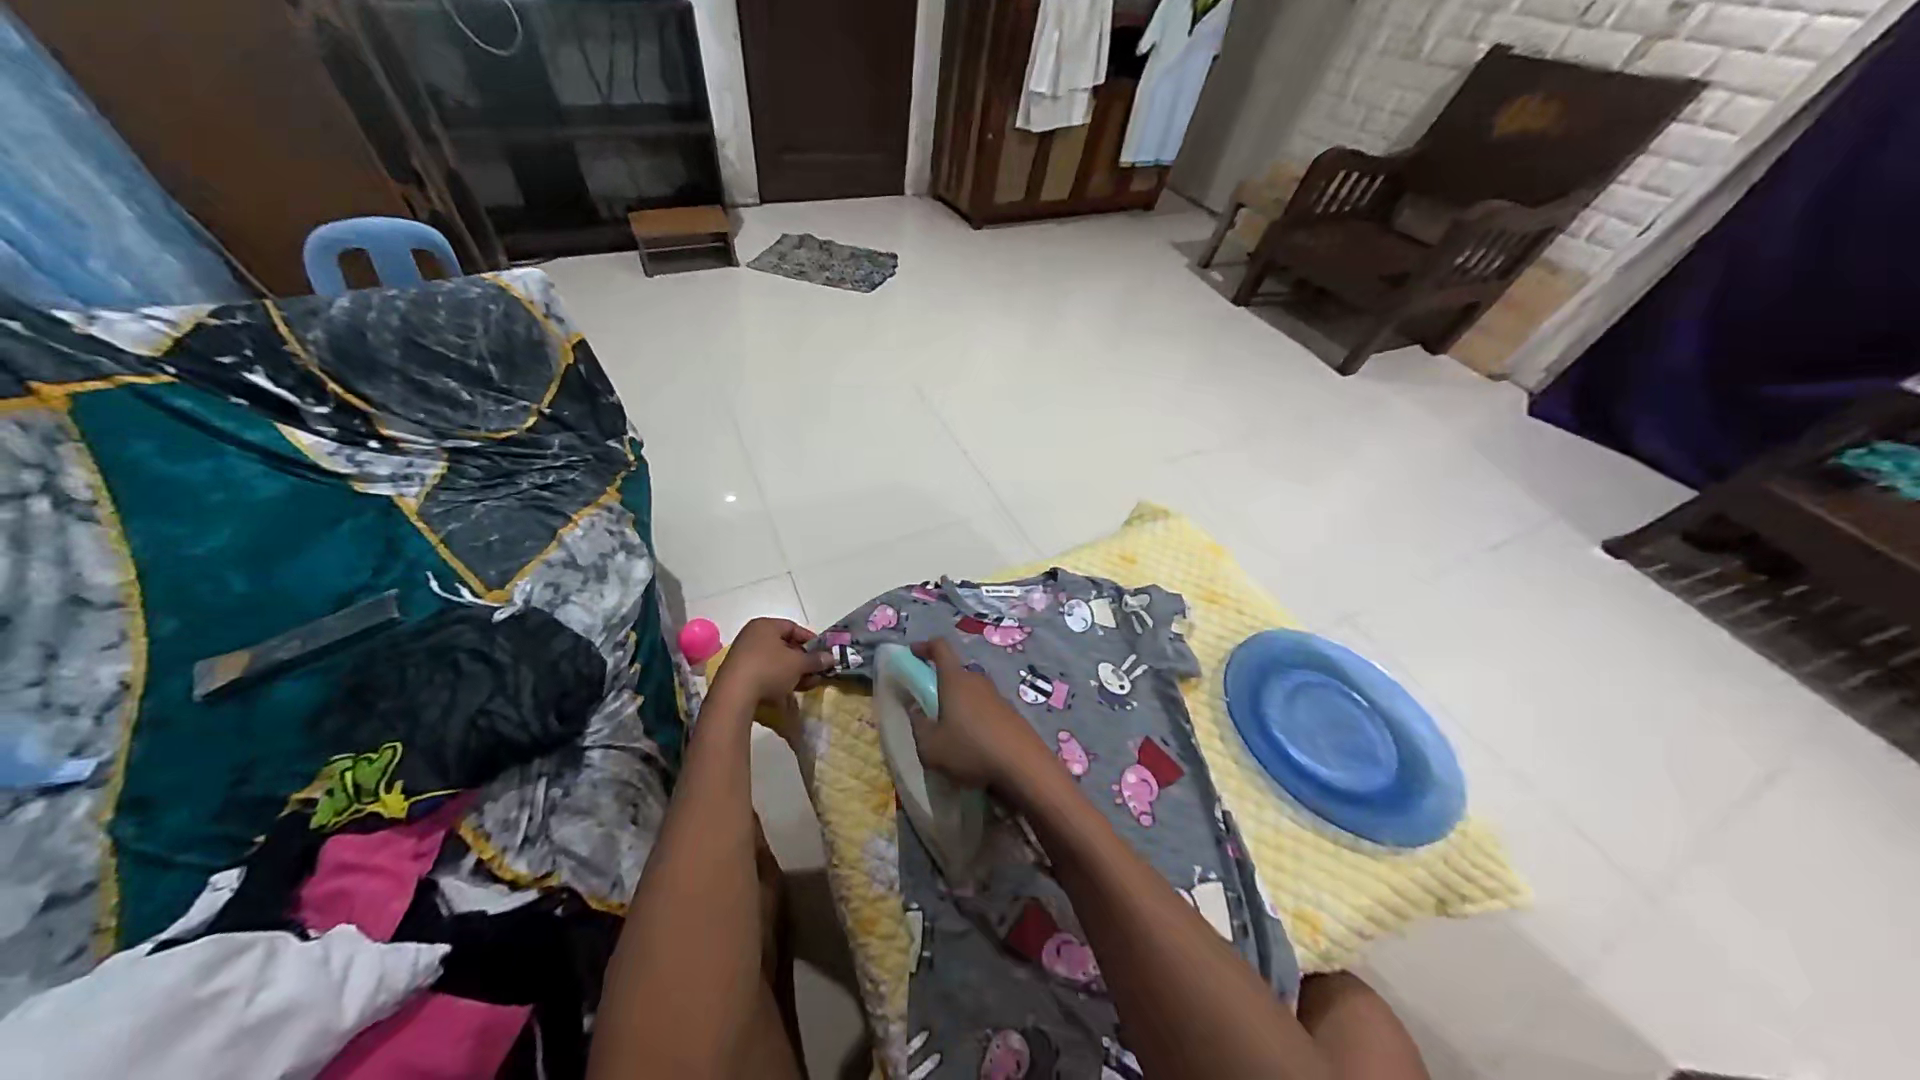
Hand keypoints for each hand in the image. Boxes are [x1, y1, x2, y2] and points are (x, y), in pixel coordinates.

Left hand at [709, 618, 834, 707]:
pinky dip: (778, 679)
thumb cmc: (769, 669)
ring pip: (775, 661)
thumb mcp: (798, 664)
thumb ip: (815, 659)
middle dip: (803, 660)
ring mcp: (743, 655)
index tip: (823, 653)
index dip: (811, 640)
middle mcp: (752, 636)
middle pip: (784, 645)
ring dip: (793, 672)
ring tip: (807, 684)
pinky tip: (788, 690)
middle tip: (817, 671)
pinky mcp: (738, 673)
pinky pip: (764, 672)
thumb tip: (831, 658)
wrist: (734, 695)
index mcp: (764, 626)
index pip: (793, 627)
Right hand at [908, 638, 1054, 793]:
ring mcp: (998, 696)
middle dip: (941, 683)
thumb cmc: (970, 750)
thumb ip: (918, 725)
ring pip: (973, 691)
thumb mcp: (931, 746)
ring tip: (951, 730)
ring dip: (960, 703)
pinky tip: (974, 743)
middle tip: (929, 704)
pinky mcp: (1012, 714)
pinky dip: (976, 718)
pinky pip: (987, 708)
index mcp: (955, 680)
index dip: (925, 646)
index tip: (913, 653)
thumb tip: (915, 710)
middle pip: (957, 672)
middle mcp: (978, 681)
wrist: (1024, 767)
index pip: (940, 647)